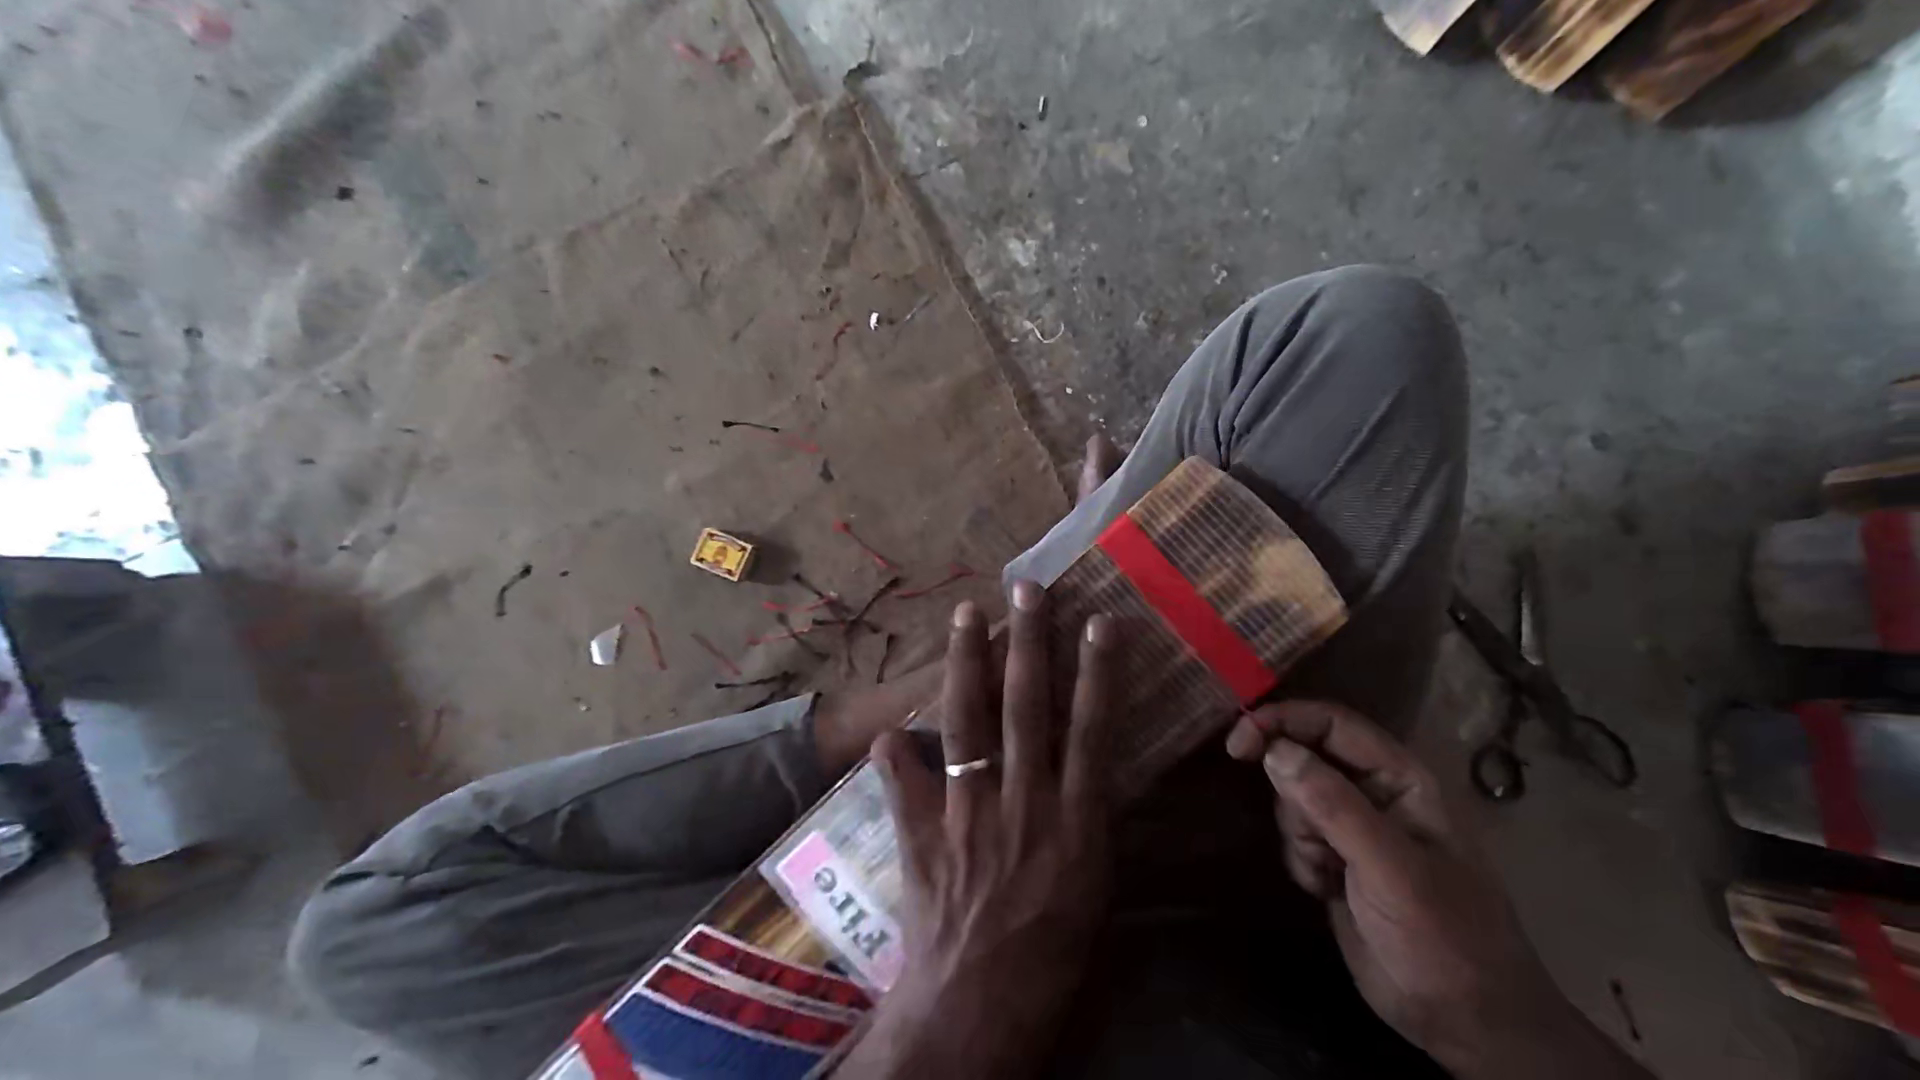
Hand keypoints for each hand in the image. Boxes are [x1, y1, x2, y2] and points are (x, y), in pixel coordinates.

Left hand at [838, 582, 1114, 1079]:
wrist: (980, 1007)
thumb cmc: (1055, 952)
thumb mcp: (1096, 884)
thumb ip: (1090, 816)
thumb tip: (1088, 761)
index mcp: (1075, 820)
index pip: (1091, 728)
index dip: (1096, 671)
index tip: (1099, 620)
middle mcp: (1022, 802)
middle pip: (1026, 707)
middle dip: (1029, 642)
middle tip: (1026, 588)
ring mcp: (967, 813)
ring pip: (968, 723)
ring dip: (967, 663)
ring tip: (967, 613)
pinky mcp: (923, 832)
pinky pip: (904, 780)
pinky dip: (893, 751)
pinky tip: (887, 724)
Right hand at [1225, 701, 1649, 1079]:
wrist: (1466, 1022)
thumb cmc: (1446, 937)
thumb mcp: (1392, 869)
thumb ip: (1333, 806)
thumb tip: (1274, 751)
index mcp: (1401, 778)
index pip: (1332, 723)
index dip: (1283, 720)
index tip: (1238, 740)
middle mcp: (1374, 792)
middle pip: (1304, 755)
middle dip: (1290, 790)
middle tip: (1302, 834)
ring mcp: (1353, 826)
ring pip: (1293, 797)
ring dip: (1297, 832)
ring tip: (1328, 873)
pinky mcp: (1335, 858)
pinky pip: (1292, 834)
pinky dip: (1298, 858)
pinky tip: (1325, 888)